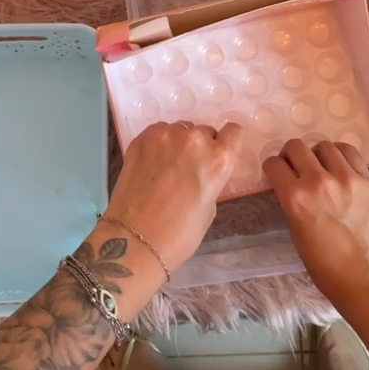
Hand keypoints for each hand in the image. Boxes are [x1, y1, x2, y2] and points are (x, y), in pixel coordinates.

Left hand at [106, 121, 242, 273]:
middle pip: (204, 131)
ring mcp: (166, 135)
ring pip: (179, 130)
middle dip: (199, 147)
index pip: (234, 132)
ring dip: (177, 144)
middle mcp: (195, 140)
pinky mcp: (142, 137)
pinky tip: (151, 165)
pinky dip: (158, 144)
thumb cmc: (179, 233)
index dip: (227, 142)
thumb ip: (211, 179)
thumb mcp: (210, 207)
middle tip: (188, 169)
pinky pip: (158, 132)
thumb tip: (202, 170)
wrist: (134, 239)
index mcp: (218, 159)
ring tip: (166, 168)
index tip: (219, 153)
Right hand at [263, 139, 368, 308]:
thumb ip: (291, 203)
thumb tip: (288, 186)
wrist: (368, 277)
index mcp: (296, 198)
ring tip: (321, 167)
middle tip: (296, 168)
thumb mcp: (296, 232)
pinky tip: (339, 166)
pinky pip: (349, 151)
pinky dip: (340, 155)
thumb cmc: (325, 266)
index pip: (274, 165)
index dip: (272, 168)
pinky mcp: (367, 180)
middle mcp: (318, 181)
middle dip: (290, 156)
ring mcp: (346, 178)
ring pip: (323, 145)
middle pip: (296, 146)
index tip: (276, 174)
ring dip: (316, 154)